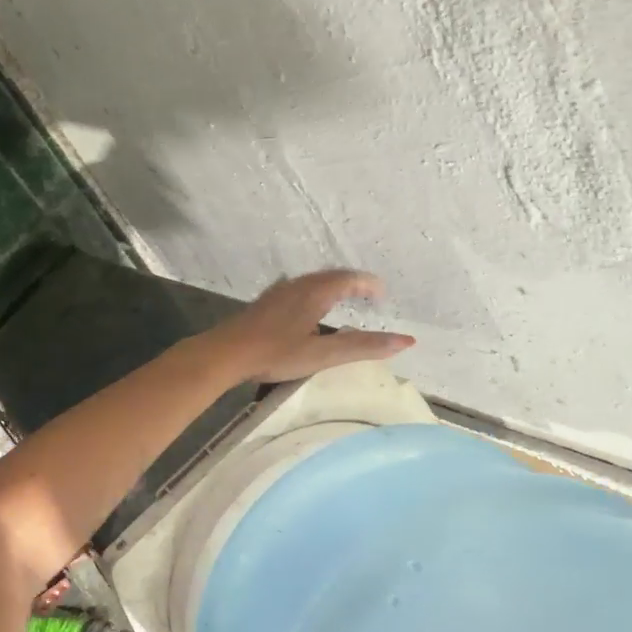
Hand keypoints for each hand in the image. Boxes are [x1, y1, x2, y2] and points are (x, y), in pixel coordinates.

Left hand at [202, 270, 415, 383]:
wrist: (225, 353)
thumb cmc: (275, 353)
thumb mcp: (323, 354)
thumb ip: (362, 347)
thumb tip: (406, 341)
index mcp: (314, 293)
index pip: (348, 279)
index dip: (367, 284)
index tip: (382, 292)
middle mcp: (295, 287)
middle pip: (328, 277)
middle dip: (349, 282)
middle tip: (366, 292)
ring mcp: (275, 294)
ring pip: (308, 283)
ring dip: (328, 287)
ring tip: (339, 298)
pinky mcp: (261, 306)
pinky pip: (293, 292)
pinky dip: (309, 295)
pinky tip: (302, 310)